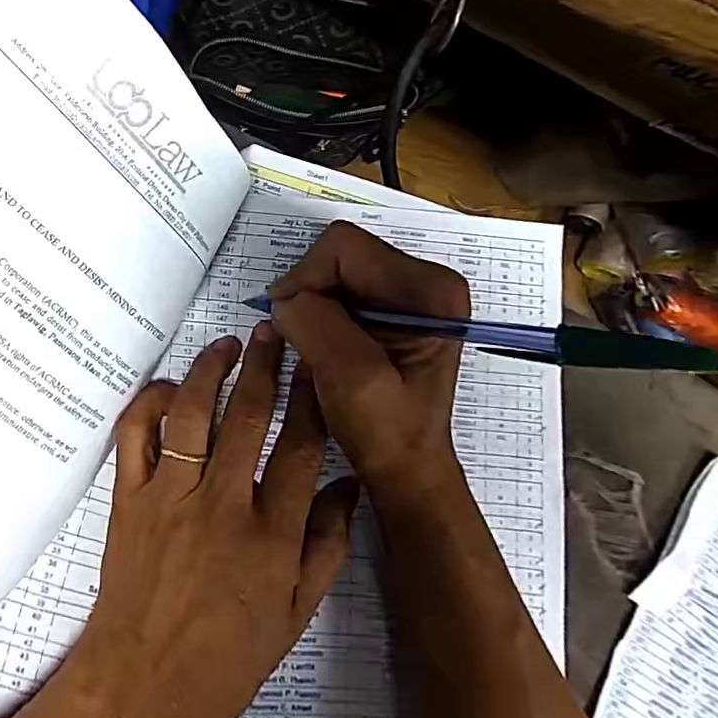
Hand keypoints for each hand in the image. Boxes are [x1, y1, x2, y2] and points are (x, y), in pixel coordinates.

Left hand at [0, 324, 358, 717]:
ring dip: (212, 369)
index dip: (313, 396)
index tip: (319, 365)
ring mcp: (169, 499)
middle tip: (276, 331)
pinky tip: (171, 387)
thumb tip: (349, 485)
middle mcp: (221, 506)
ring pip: (194, 414)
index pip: (301, 446)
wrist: (135, 694)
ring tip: (229, 344)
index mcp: (270, 536)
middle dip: (267, 363)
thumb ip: (328, 546)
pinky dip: (150, 403)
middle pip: (250, 414)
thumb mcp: (295, 615)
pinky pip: (135, 437)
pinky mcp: (127, 502)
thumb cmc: (223, 661)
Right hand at [269, 221, 470, 503]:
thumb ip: (316, 324)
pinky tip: (324, 347)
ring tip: (315, 348)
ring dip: (313, 305)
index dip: (305, 278)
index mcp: (432, 290)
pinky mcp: (394, 305)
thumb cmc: (390, 435)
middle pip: (342, 254)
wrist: (408, 469)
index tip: (287, 321)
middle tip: (298, 338)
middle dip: (310, 293)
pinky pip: (341, 288)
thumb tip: (285, 299)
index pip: (345, 248)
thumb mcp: (351, 379)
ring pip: (336, 270)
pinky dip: (321, 312)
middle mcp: (427, 280)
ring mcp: (411, 291)